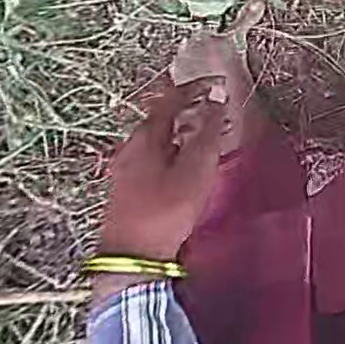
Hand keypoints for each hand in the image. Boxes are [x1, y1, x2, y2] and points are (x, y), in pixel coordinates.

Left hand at [98, 82, 223, 261]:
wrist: (132, 260)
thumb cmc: (167, 208)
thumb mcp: (196, 167)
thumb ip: (208, 130)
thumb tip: (216, 97)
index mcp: (145, 135)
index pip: (171, 98)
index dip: (196, 86)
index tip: (218, 82)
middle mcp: (131, 146)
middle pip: (163, 116)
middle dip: (191, 108)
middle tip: (216, 108)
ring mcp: (126, 167)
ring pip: (159, 137)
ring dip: (184, 130)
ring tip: (208, 134)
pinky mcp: (127, 187)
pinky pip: (154, 154)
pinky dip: (175, 147)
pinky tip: (188, 161)